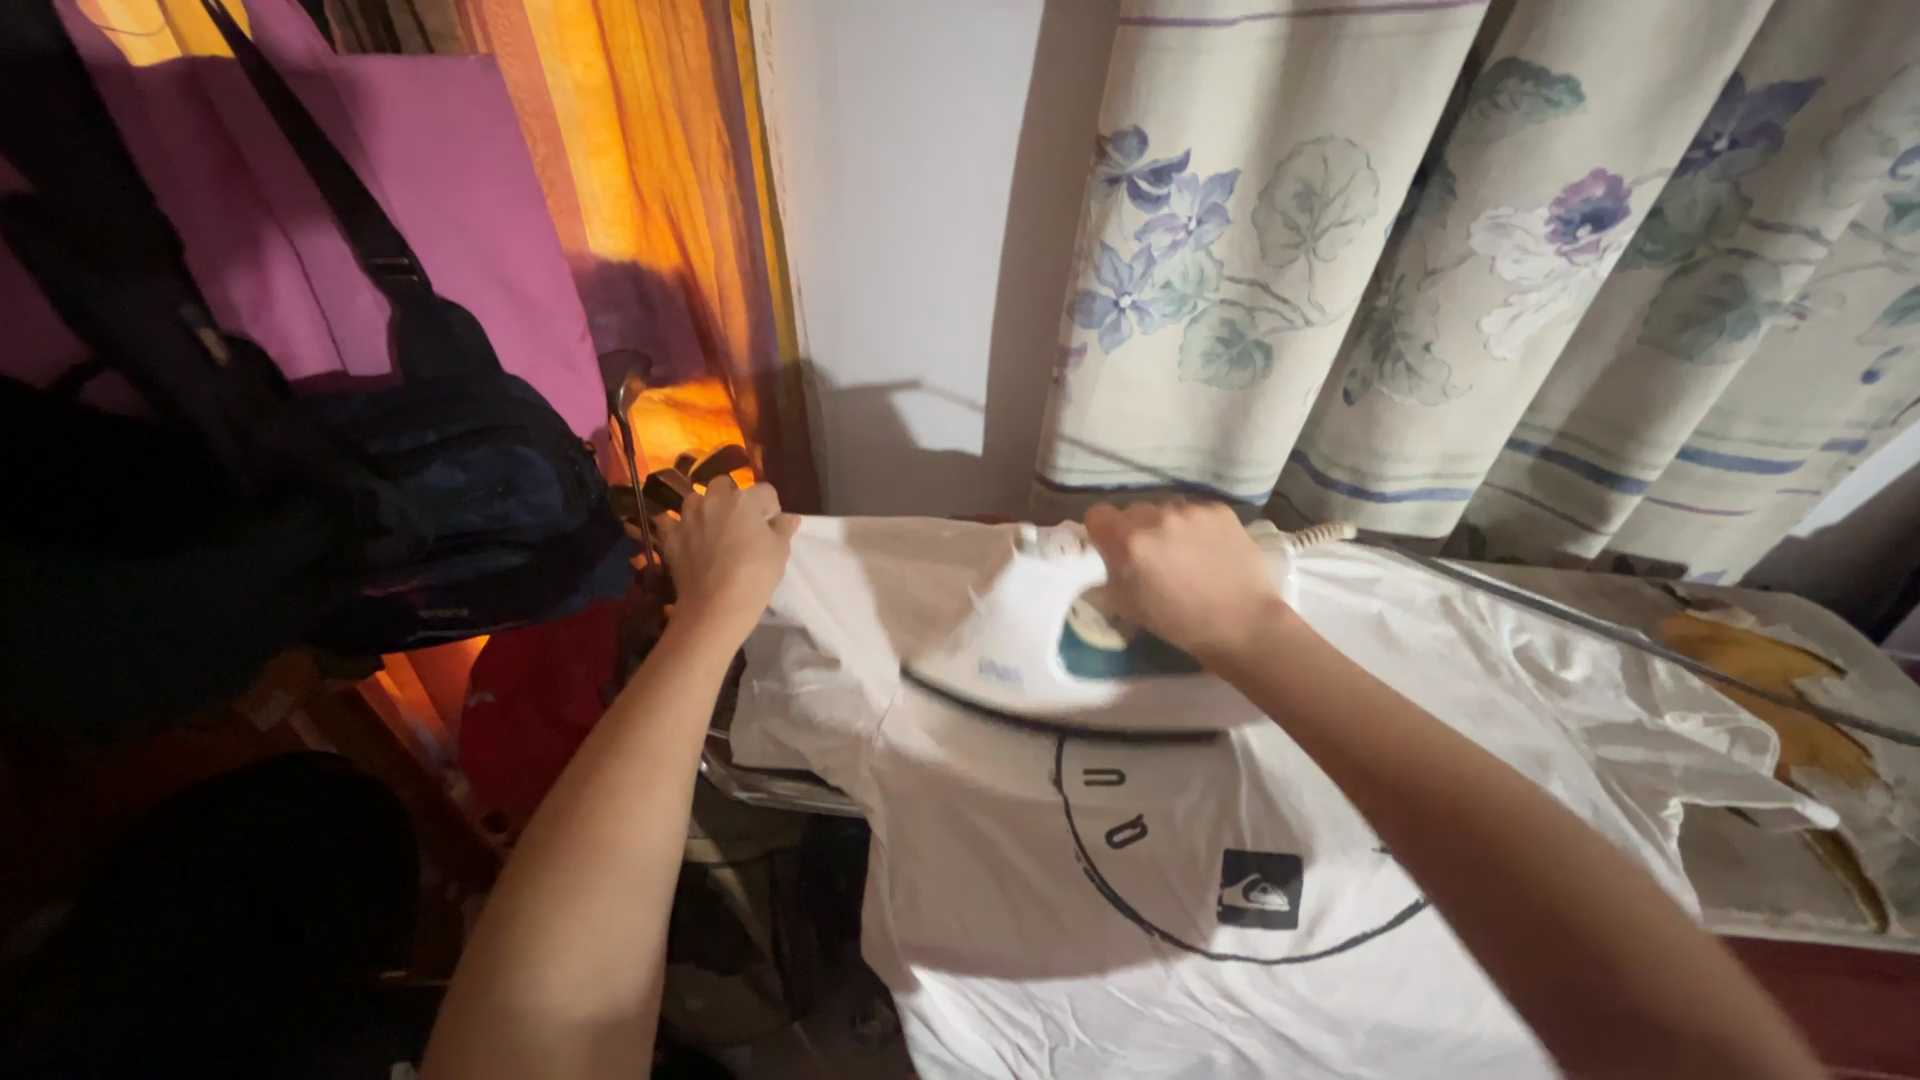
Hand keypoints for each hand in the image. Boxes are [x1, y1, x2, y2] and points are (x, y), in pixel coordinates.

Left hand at [656, 477, 798, 645]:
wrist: (716, 606)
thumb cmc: (756, 576)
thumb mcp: (780, 552)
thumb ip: (783, 529)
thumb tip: (788, 518)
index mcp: (745, 500)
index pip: (765, 491)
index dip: (770, 507)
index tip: (771, 526)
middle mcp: (714, 500)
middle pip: (724, 485)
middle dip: (733, 497)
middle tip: (740, 522)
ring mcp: (688, 517)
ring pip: (695, 499)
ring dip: (704, 508)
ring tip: (712, 529)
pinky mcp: (671, 536)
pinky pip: (670, 522)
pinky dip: (678, 527)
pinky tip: (686, 538)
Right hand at [1083, 500, 1292, 667]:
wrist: (1244, 624)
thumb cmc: (1180, 623)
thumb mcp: (1129, 608)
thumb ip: (1105, 580)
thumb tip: (1095, 569)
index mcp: (1130, 541)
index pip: (1098, 514)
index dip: (1101, 531)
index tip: (1111, 548)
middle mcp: (1158, 517)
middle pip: (1132, 511)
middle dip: (1135, 530)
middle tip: (1150, 556)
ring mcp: (1192, 511)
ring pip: (1165, 510)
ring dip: (1167, 527)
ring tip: (1185, 554)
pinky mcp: (1220, 510)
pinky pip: (1196, 512)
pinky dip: (1196, 527)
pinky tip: (1210, 551)